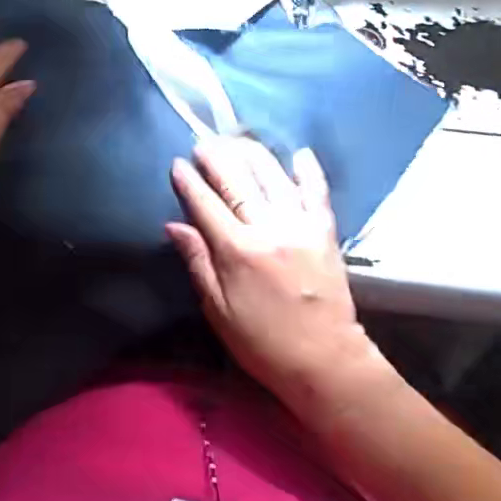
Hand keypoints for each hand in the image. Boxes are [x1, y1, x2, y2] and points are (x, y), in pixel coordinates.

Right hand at [168, 138, 392, 410]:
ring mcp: (301, 228)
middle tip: (203, 141)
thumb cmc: (262, 342)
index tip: (178, 163)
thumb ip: (197, 262)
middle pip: (238, 182)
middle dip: (218, 157)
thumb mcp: (218, 310)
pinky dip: (309, 171)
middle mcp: (268, 230)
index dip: (189, 182)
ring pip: (273, 178)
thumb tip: (174, 225)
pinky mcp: (325, 233)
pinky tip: (299, 153)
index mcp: (237, 251)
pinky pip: (317, 194)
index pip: (206, 205)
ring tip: (237, 138)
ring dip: (253, 154)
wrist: (325, 362)